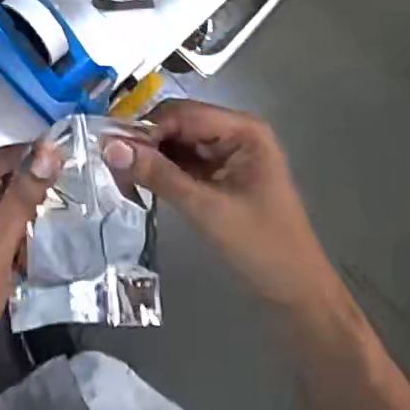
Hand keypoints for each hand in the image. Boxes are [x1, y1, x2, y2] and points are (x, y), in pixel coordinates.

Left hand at [0, 142, 60, 409]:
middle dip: (34, 188)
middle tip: (78, 193)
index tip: (78, 163)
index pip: (0, 158)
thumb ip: (22, 199)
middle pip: (2, 176)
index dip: (37, 158)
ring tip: (66, 217)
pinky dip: (19, 231)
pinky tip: (40, 243)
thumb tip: (50, 151)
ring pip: (4, 199)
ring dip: (30, 213)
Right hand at [105, 100, 335, 309]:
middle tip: (110, 161)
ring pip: (177, 142)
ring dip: (150, 156)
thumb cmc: (262, 248)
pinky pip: (184, 162)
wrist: (299, 296)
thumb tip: (110, 147)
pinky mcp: (220, 175)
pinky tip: (138, 181)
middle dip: (146, 140)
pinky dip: (162, 170)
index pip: (183, 114)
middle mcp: (235, 133)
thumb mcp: (206, 209)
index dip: (146, 128)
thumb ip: (159, 175)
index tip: (110, 147)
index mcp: (243, 130)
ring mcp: (228, 154)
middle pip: (178, 123)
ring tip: (118, 173)